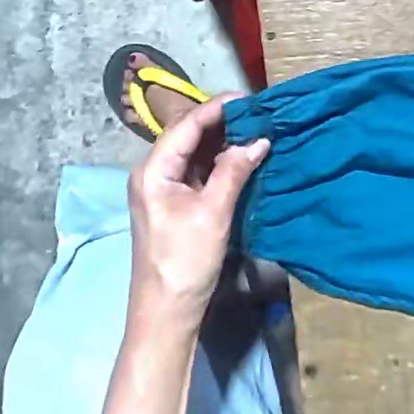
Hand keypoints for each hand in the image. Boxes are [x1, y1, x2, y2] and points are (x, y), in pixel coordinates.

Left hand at [126, 95, 269, 322]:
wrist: (165, 316)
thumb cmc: (184, 263)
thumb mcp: (213, 213)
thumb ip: (234, 170)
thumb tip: (260, 138)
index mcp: (153, 169)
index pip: (187, 124)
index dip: (218, 107)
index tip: (249, 98)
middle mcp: (153, 171)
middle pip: (188, 131)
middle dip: (221, 119)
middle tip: (256, 111)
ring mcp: (163, 185)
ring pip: (193, 148)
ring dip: (221, 137)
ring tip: (253, 126)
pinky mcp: (174, 199)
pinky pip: (196, 165)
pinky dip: (218, 156)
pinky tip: (240, 152)